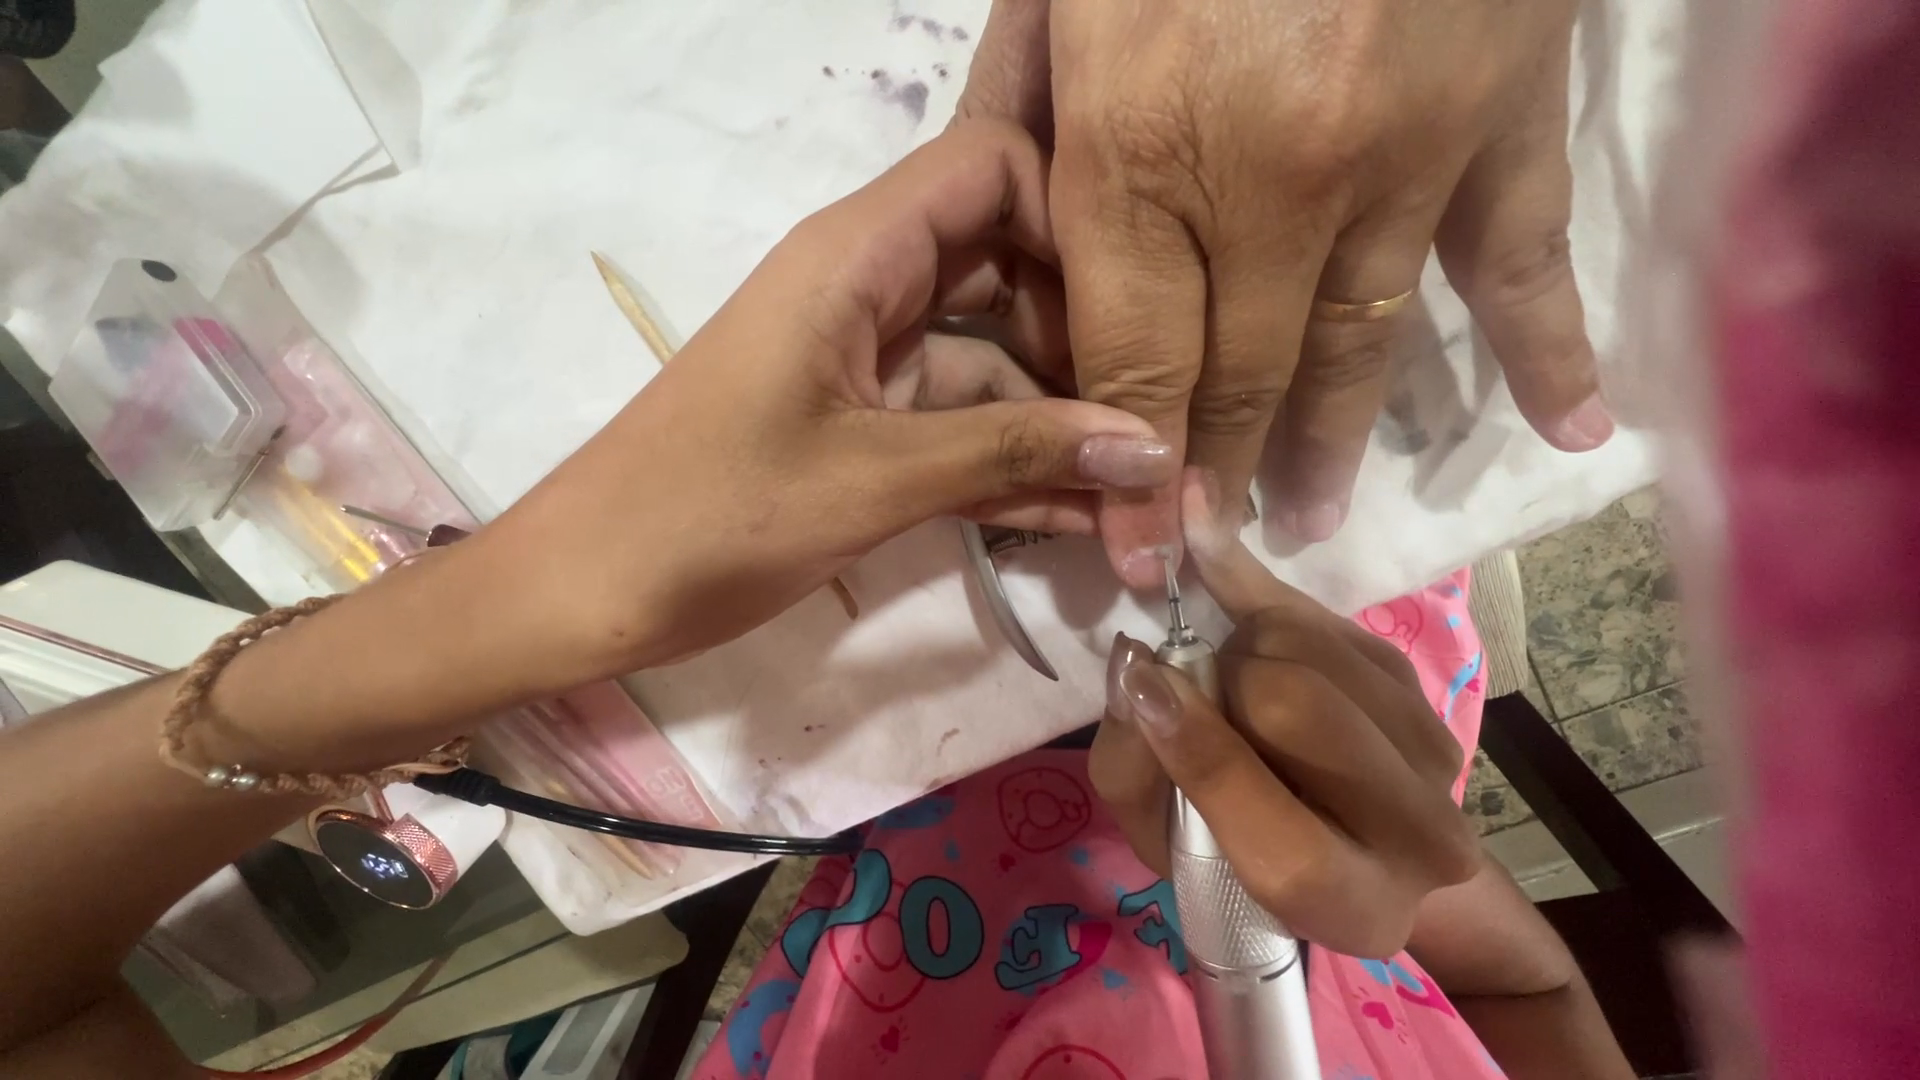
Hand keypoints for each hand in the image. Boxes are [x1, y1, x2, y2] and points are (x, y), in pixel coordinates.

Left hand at [469, 120, 1174, 693]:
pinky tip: (1087, 520)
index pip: (993, 172)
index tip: (1142, 305)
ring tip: (1147, 498)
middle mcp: (873, 294)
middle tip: (1168, 423)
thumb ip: (1013, 453)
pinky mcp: (871, 436)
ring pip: (996, 372)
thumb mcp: (873, 477)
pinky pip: (965, 436)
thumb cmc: (711, 516)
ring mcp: (874, 370)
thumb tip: (1150, 445)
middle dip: (1088, 347)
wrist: (592, 591)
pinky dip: (1017, 473)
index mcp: (858, 257)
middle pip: (1011, 276)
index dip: (1074, 218)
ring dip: (1062, 431)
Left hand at [960, 0, 1612, 582]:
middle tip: (1209, 555)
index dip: (1131, 467)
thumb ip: (1019, 118)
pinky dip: (1543, 347)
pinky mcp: (1498, 113)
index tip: (1137, 549)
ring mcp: (1395, 153)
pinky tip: (1566, 427)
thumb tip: (999, 215)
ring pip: (1352, 345)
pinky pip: (1520, 255)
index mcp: (1132, 151)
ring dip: (1328, 448)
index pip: (1129, 360)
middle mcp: (1264, 177)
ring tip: (1307, 523)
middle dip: (1217, 479)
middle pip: (1234, 375)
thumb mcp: (1055, 5)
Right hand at [1088, 474, 1475, 955]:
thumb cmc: (1235, 852)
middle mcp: (1414, 834)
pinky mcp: (1423, 688)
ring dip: (1246, 644)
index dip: (1189, 735)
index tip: (1140, 681)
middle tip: (1192, 683)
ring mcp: (1431, 752)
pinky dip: (1269, 612)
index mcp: (1339, 898)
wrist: (1349, 842)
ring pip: (1312, 648)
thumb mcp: (1157, 834)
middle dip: (1220, 677)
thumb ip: (1129, 763)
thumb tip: (1133, 667)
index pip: (1257, 805)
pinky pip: (1328, 621)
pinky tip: (1249, 636)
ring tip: (1230, 674)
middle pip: (1294, 705)